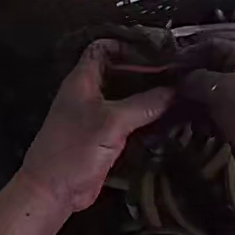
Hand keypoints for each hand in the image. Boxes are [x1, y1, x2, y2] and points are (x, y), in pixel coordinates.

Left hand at [19, 40, 175, 213]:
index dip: (128, 43)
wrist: (54, 191)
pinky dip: (148, 115)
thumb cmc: (74, 149)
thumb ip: (144, 104)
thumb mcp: (111, 122)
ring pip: (127, 96)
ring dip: (149, 94)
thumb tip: (176, 91)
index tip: (157, 48)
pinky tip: (171, 116)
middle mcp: (90, 93)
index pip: (104, 47)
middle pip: (119, 71)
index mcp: (82, 80)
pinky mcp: (105, 136)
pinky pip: (130, 119)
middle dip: (146, 69)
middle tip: (177, 69)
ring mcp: (97, 115)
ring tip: (181, 89)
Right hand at [179, 40, 234, 190]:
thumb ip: (196, 79)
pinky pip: (215, 119)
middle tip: (163, 91)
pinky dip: (202, 122)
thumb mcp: (223, 88)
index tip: (165, 65)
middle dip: (188, 83)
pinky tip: (191, 127)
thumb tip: (180, 80)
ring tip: (172, 111)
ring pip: (210, 99)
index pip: (214, 47)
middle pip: (210, 74)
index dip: (189, 54)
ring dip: (193, 105)